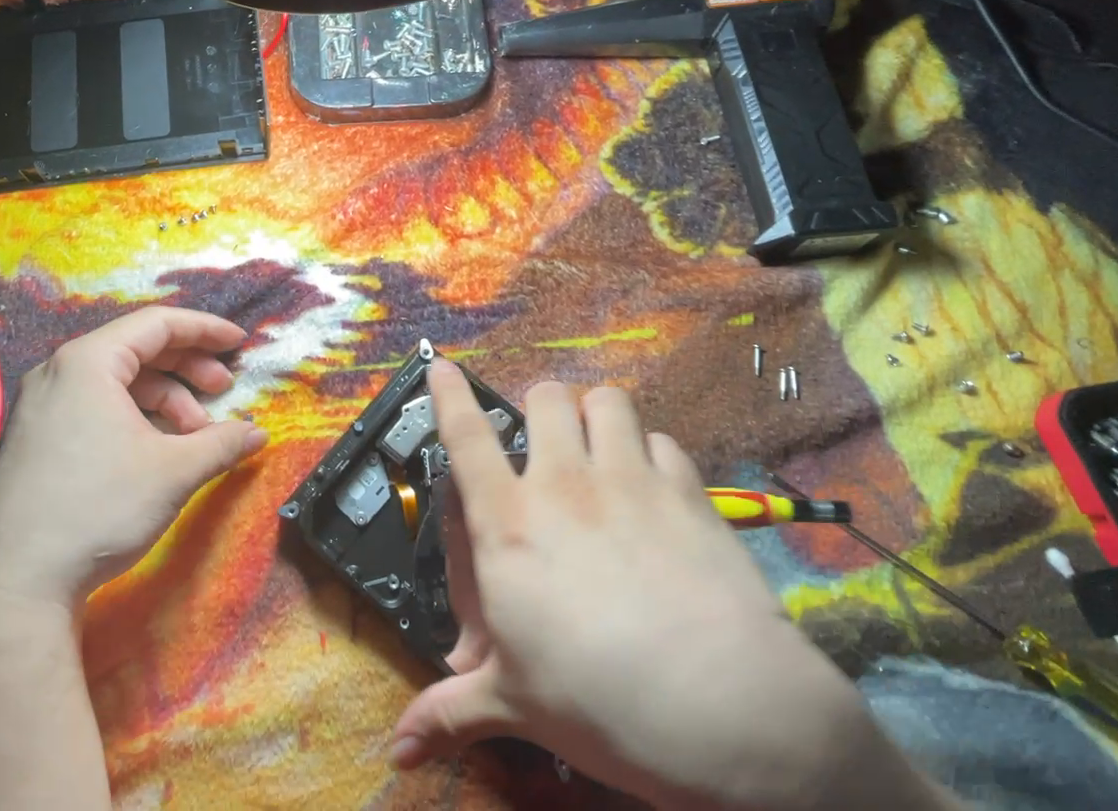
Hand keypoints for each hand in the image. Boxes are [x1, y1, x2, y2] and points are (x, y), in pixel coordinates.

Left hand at [0, 307, 267, 625]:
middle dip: (188, 368)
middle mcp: (60, 371)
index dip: (205, 330)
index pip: (157, 324)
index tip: (240, 344)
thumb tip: (258, 433)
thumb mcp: (174, 471)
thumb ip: (222, 443)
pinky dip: (136, 418)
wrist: (17, 578)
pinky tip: (159, 451)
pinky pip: (97, 406)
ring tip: (196, 437)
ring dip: (166, 400)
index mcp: (89, 362)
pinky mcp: (37, 436)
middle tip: (223, 392)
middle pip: (138, 349)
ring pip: (118, 382)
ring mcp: (43, 404)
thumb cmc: (101, 507)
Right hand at [390, 360, 951, 810]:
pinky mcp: (689, 491)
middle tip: (545, 438)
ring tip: (599, 443)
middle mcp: (564, 485)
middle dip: (541, 406)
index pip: (465, 436)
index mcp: (508, 524)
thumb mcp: (513, 705)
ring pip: (608, 402)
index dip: (450, 394)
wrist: (720, 703)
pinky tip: (655, 484)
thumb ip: (450, 712)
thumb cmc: (596, 699)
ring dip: (598, 413)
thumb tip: (398, 750)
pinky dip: (652, 452)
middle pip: (546, 399)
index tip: (443, 367)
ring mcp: (631, 479)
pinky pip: (664, 442)